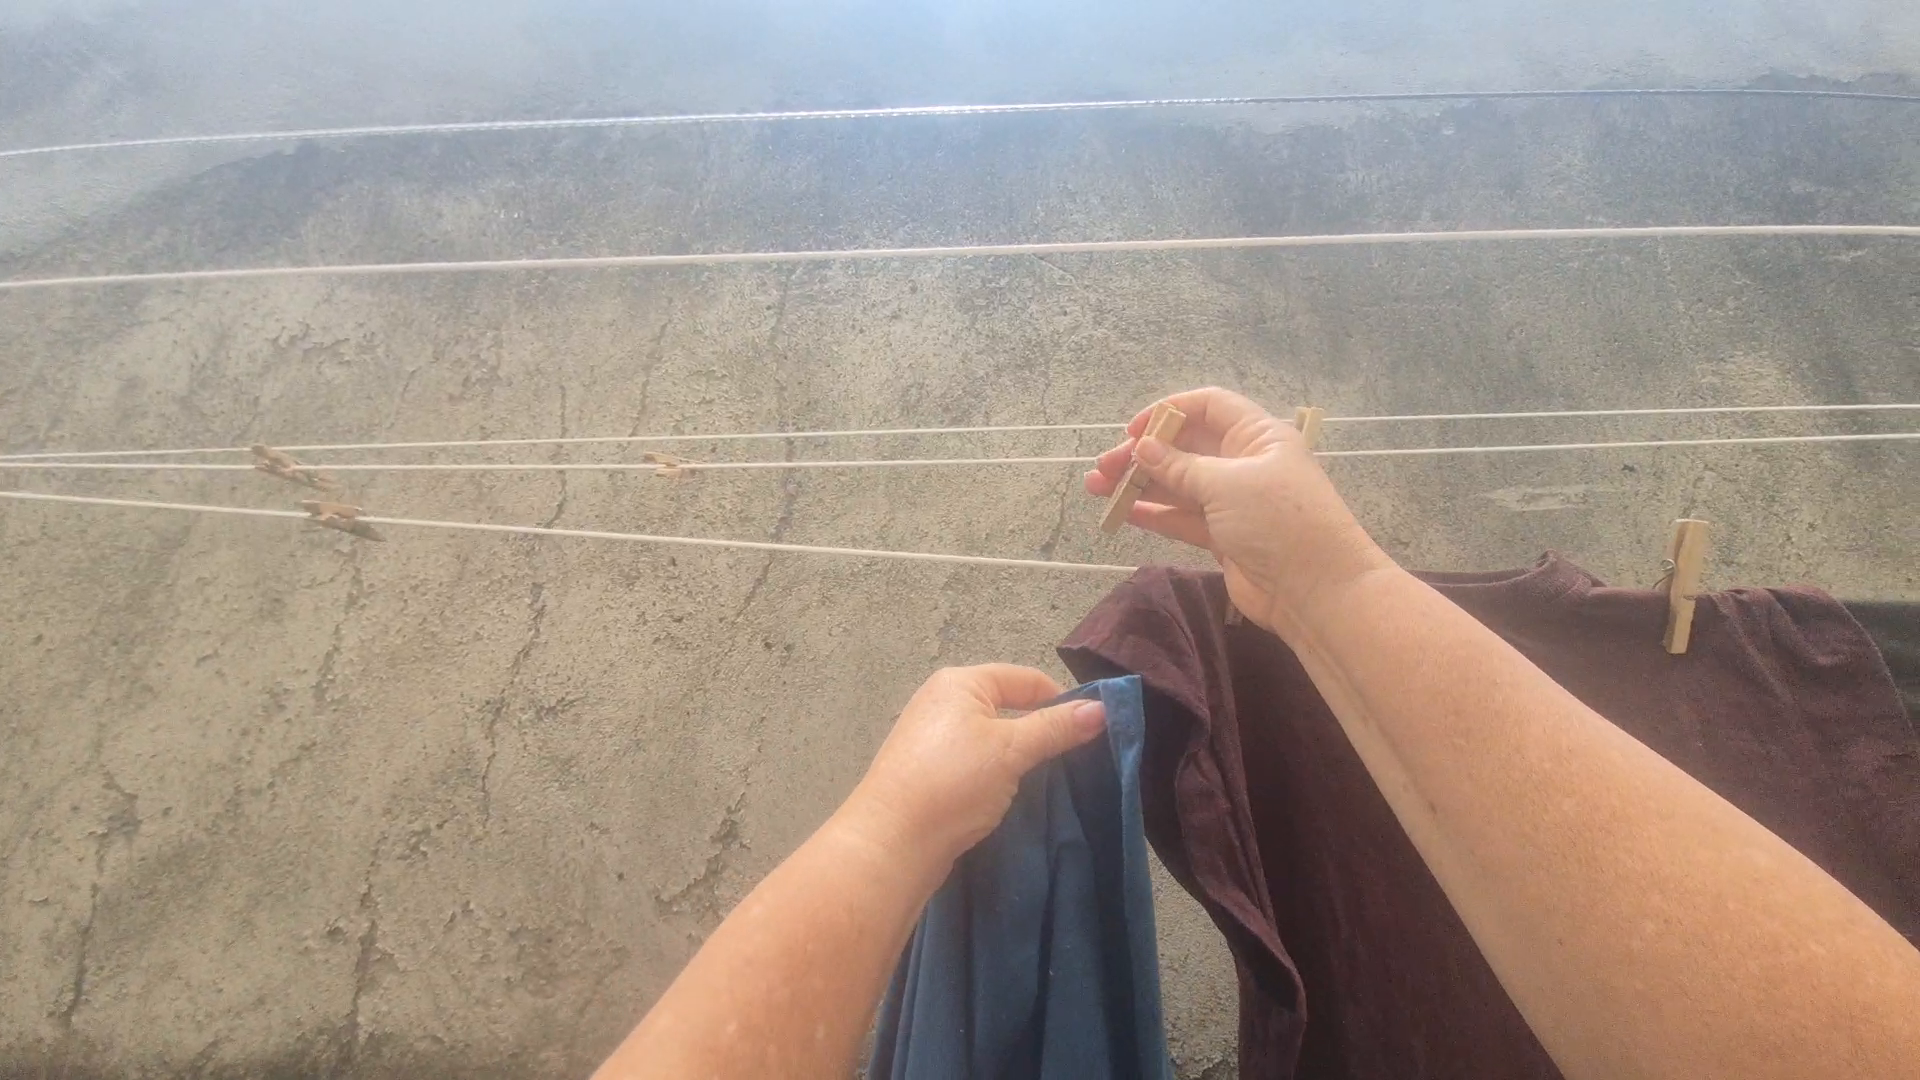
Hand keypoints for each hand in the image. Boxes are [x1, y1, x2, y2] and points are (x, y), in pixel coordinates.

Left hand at [839, 665, 1106, 873]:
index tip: (1092, 731)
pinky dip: (996, 771)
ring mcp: (931, 736)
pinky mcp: (927, 769)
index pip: (1026, 679)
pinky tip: (1011, 793)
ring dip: (1019, 753)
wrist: (891, 842)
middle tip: (1075, 758)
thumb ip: (1055, 728)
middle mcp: (942, 700)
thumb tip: (1101, 709)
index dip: (1061, 700)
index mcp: (960, 682)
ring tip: (1048, 779)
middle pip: (1008, 704)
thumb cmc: (953, 781)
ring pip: (991, 735)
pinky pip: (974, 759)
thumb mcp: (1011, 750)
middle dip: (1040, 728)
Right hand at [1084, 387, 1395, 638]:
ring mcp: (1232, 501)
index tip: (1132, 431)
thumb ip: (1179, 466)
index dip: (1168, 412)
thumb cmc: (1278, 522)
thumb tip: (1142, 448)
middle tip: (1103, 468)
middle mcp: (1243, 463)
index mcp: (1256, 436)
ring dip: (1139, 485)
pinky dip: (1153, 514)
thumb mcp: (1227, 484)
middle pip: (1185, 448)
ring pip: (1177, 485)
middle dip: (1142, 455)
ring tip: (1098, 489)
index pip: (1209, 407)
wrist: (1316, 591)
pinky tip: (1123, 513)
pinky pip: (1181, 518)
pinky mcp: (1222, 535)